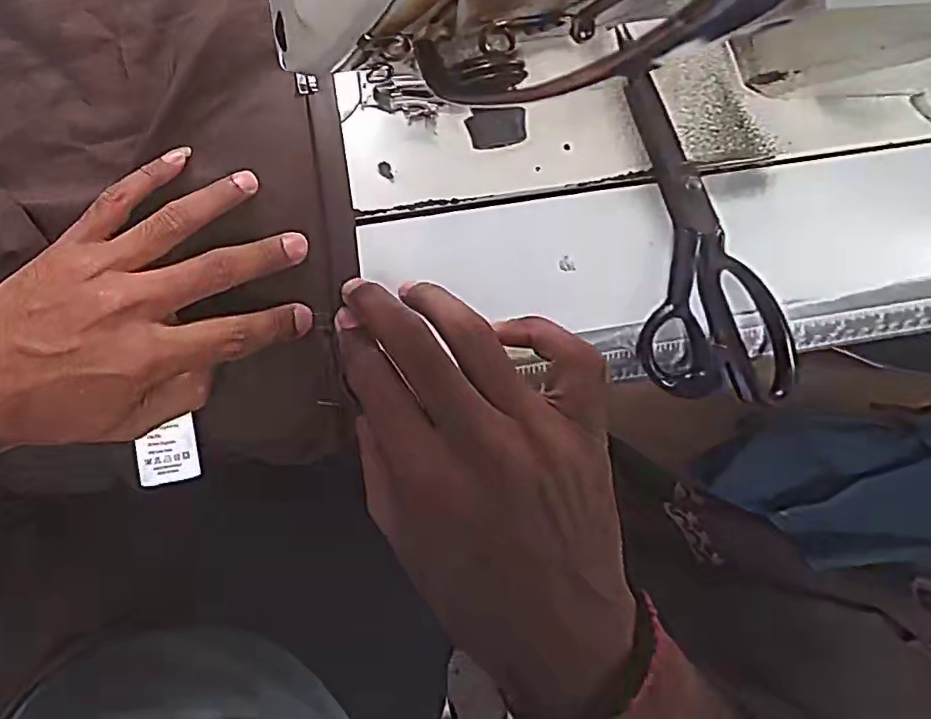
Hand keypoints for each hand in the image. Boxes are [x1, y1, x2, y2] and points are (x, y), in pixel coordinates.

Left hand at [0, 147, 312, 498]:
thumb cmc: (47, 408)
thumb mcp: (124, 424)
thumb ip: (178, 396)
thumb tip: (212, 366)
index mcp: (149, 353)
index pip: (231, 334)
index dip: (274, 324)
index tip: (298, 314)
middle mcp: (133, 304)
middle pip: (214, 271)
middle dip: (263, 256)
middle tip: (293, 243)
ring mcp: (103, 268)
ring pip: (172, 225)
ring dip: (217, 202)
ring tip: (248, 184)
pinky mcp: (74, 247)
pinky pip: (116, 203)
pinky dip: (149, 177)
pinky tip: (176, 159)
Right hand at [337, 280, 634, 717]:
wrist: (567, 640)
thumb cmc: (474, 593)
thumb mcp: (396, 531)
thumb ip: (374, 457)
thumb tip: (365, 395)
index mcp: (426, 475)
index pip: (375, 377)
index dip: (352, 343)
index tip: (346, 327)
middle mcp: (480, 444)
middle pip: (418, 345)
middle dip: (378, 307)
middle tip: (362, 291)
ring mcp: (538, 433)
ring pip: (480, 338)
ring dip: (437, 303)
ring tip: (415, 292)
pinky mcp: (584, 433)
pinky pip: (571, 359)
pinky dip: (540, 330)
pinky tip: (506, 328)